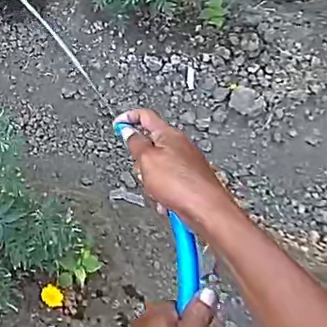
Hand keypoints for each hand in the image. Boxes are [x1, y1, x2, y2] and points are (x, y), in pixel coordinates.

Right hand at [117, 108, 241, 234]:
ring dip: (151, 181)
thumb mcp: (147, 159)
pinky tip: (167, 200)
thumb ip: (135, 143)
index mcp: (169, 134)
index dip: (129, 118)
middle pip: (149, 146)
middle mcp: (180, 145)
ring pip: (157, 168)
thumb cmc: (182, 184)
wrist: (207, 209)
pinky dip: (163, 192)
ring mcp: (186, 163)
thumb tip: (128, 131)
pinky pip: (168, 183)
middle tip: (142, 170)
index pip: (145, 116)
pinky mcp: (190, 180)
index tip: (118, 124)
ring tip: (157, 190)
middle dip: (141, 161)